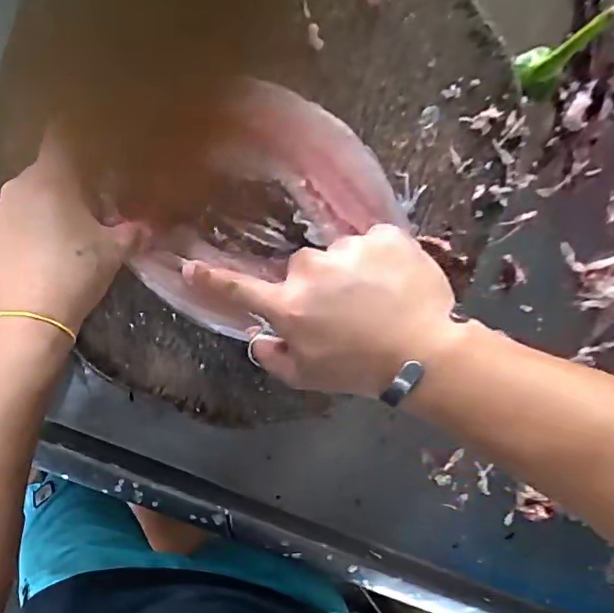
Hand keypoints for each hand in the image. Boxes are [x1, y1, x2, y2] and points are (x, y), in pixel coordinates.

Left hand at [0, 131, 146, 333]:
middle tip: (82, 208)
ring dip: (38, 212)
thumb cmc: (75, 272)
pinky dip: (20, 238)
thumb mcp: (114, 250)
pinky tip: (33, 259)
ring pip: (22, 203)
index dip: (75, 140)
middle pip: (41, 174)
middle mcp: (16, 188)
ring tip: (57, 237)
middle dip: (60, 185)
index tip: (89, 154)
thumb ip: (133, 231)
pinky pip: (8, 231)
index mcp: (49, 177)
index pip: (60, 137)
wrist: (30, 318)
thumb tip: (147, 227)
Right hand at [181, 225, 466, 396]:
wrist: (424, 352)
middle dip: (312, 282)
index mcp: (286, 307)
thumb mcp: (305, 375)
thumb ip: (273, 357)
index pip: (238, 289)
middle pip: (298, 266)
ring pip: (336, 253)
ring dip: (347, 269)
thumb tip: (260, 337)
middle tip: (339, 307)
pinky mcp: (384, 237)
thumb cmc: (357, 369)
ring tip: (374, 295)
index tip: (189, 266)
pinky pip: (371, 241)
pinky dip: (380, 256)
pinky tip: (393, 279)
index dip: (211, 279)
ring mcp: (347, 251)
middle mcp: (309, 273)